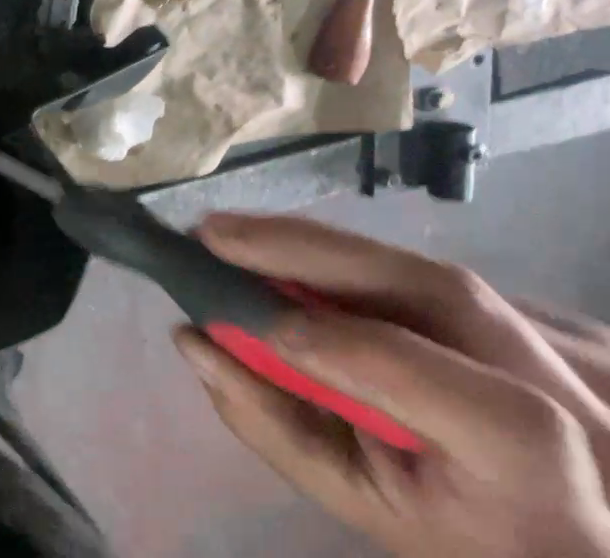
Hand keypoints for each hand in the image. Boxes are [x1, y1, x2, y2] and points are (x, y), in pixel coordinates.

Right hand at [174, 213, 609, 557]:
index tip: (253, 322)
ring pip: (438, 275)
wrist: (562, 520)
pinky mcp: (570, 322)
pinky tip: (314, 272)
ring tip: (237, 240)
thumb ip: (278, 429)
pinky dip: (362, 266)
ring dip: (321, 248)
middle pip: (452, 299)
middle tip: (210, 234)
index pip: (497, 420)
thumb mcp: (365, 507)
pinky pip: (442, 278)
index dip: (373, 357)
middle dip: (313, 252)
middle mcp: (599, 416)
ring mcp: (591, 358)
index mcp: (559, 508)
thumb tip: (191, 339)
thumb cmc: (447, 526)